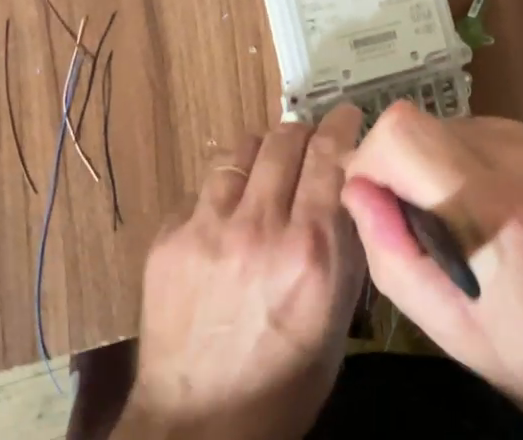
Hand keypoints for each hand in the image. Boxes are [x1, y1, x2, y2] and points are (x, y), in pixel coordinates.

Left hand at [119, 106, 366, 439]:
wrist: (201, 423)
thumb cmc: (286, 379)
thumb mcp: (337, 316)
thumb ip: (347, 246)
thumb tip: (352, 190)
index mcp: (310, 249)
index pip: (329, 156)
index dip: (341, 125)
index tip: (348, 114)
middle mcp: (260, 227)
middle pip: (284, 140)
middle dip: (304, 130)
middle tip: (311, 138)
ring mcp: (208, 229)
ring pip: (240, 150)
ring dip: (262, 148)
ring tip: (269, 162)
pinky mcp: (169, 239)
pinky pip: (203, 187)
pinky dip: (225, 187)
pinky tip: (230, 209)